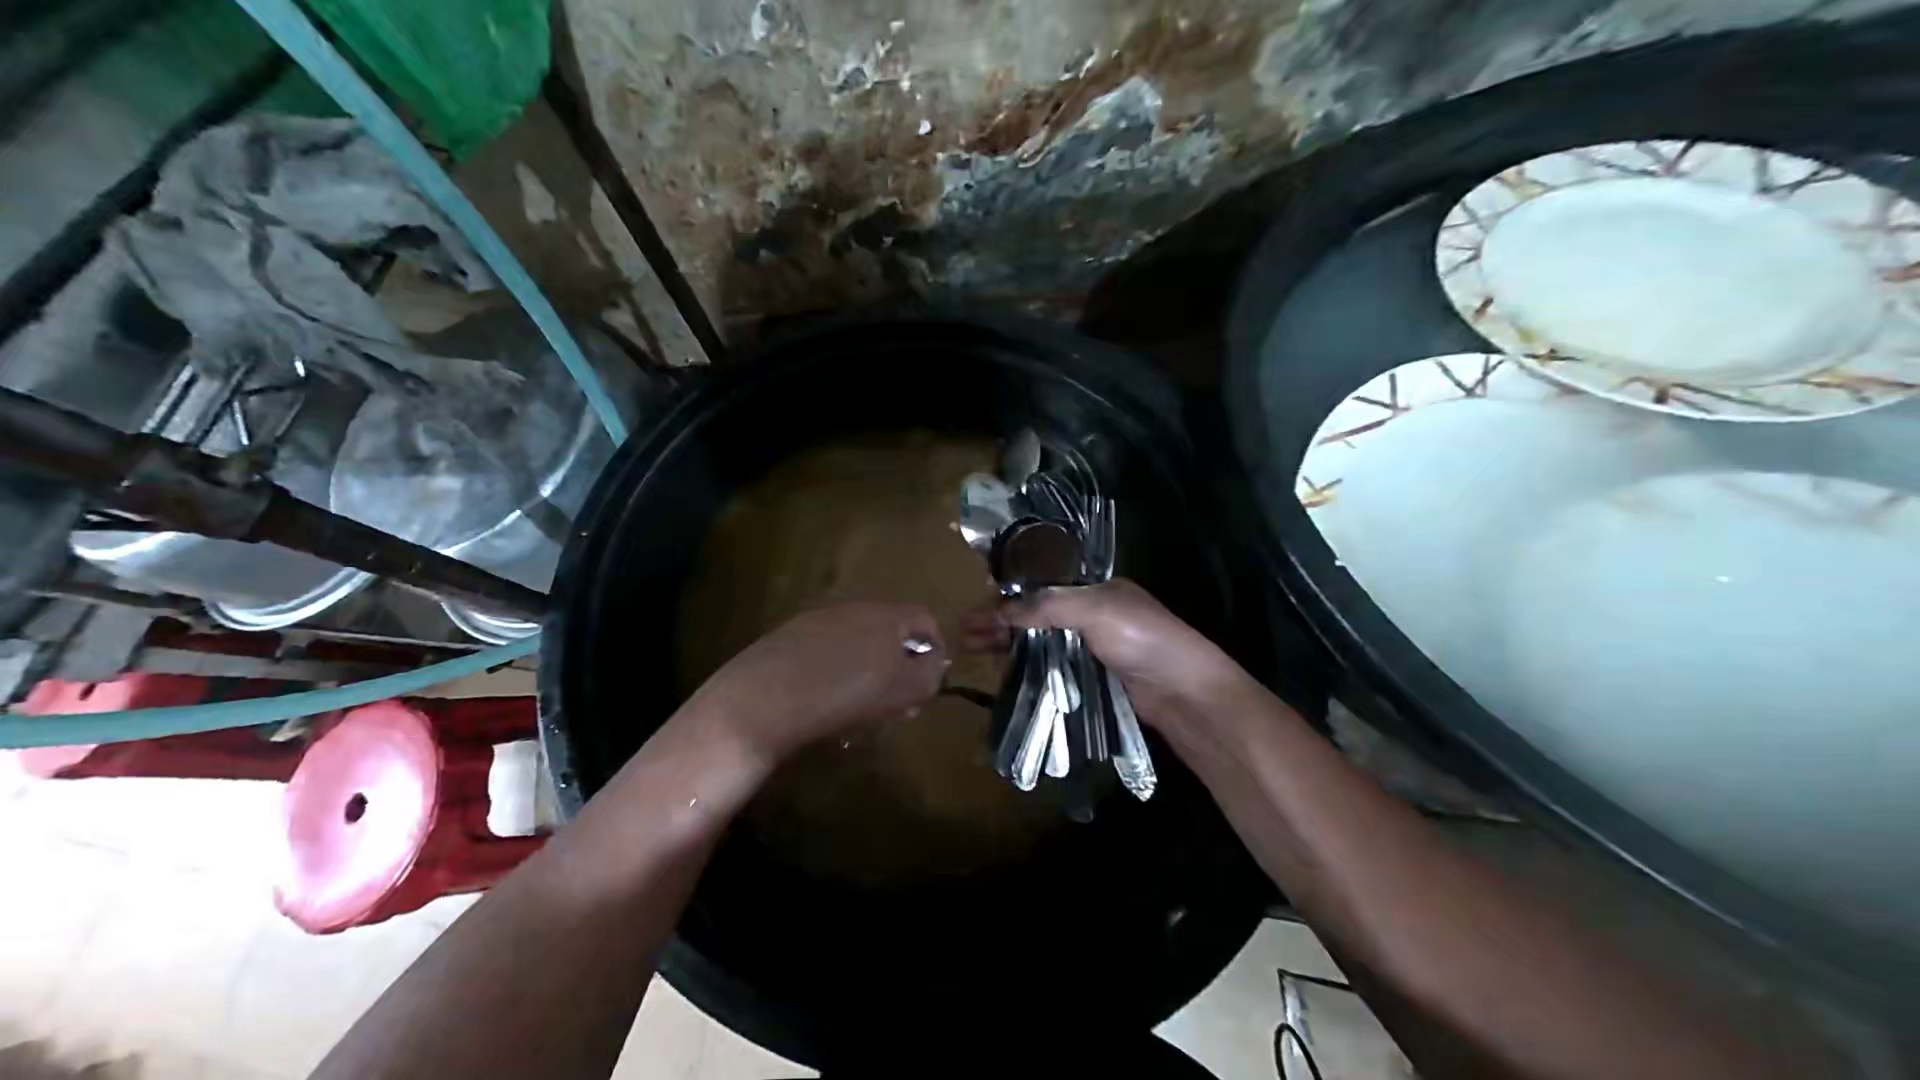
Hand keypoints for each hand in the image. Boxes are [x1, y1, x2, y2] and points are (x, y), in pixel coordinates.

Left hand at [690, 602, 949, 767]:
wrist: (764, 699)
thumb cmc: (847, 693)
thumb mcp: (905, 690)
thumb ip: (931, 675)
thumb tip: (934, 665)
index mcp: (885, 614)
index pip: (923, 618)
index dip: (935, 647)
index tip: (931, 680)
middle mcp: (852, 608)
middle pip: (889, 632)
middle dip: (900, 667)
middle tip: (900, 704)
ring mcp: (816, 621)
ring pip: (857, 644)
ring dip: (869, 673)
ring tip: (864, 711)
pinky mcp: (787, 639)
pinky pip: (826, 654)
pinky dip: (836, 675)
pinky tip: (827, 705)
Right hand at [962, 579, 1250, 732]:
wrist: (1185, 692)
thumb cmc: (1142, 639)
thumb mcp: (1094, 610)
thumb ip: (1047, 606)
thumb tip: (1001, 609)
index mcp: (1093, 589)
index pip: (1040, 586)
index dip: (1006, 596)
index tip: (975, 610)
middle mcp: (1089, 614)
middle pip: (1034, 615)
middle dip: (999, 623)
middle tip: (963, 635)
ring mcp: (1090, 647)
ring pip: (1039, 642)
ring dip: (1006, 645)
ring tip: (971, 651)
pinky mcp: (1091, 677)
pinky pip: (1050, 667)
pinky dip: (1025, 667)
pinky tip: (1001, 671)